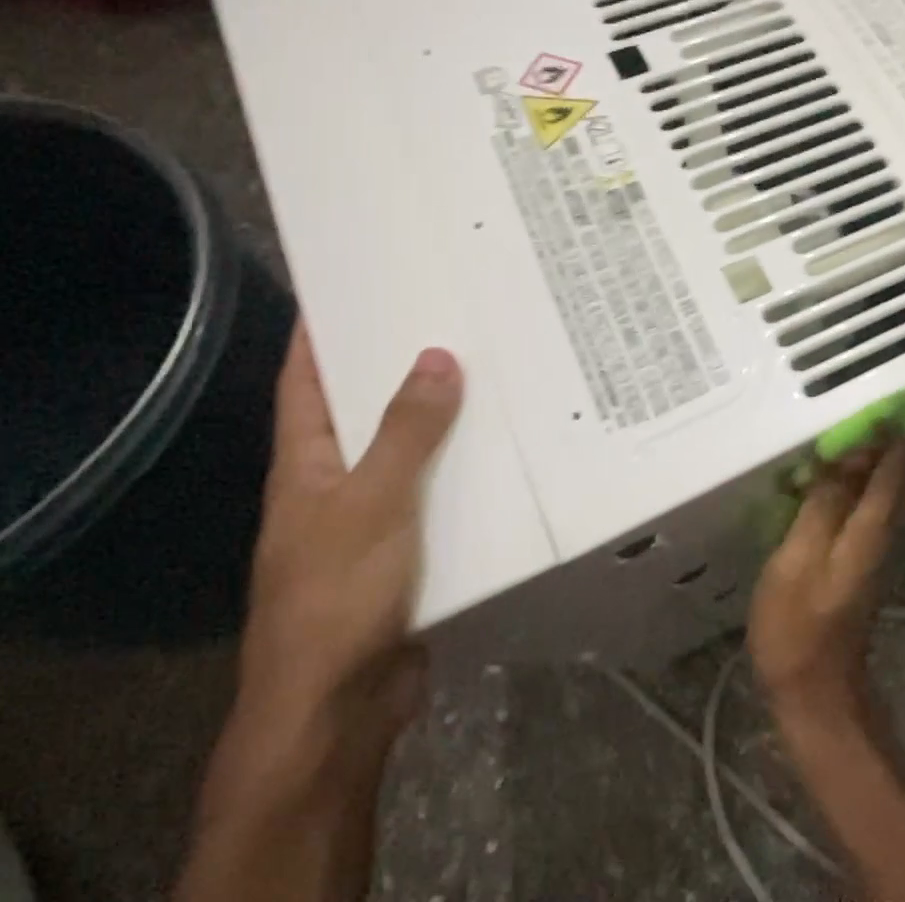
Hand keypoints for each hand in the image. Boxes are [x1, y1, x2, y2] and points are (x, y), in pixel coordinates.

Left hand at [179, 323, 461, 901]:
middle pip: (366, 418)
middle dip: (401, 375)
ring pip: (415, 463)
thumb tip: (434, 357)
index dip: (318, 336)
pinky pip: (445, 504)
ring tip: (501, 387)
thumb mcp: (373, 502)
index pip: (304, 385)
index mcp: (306, 467)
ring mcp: (374, 527)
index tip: (349, 289)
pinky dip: (473, 482)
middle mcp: (335, 490)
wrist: (342, 700)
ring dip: (449, 431)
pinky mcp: (412, 559)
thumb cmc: (339, 593)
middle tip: (459, 328)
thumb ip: (407, 432)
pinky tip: (515, 467)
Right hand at [747, 441, 904, 718]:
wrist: (818, 691)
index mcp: (872, 524)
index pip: (899, 461)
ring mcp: (883, 539)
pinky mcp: (871, 550)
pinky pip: (891, 495)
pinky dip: (896, 468)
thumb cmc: (798, 630)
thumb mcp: (796, 564)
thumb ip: (822, 507)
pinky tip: (885, 455)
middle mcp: (888, 526)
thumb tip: (844, 454)